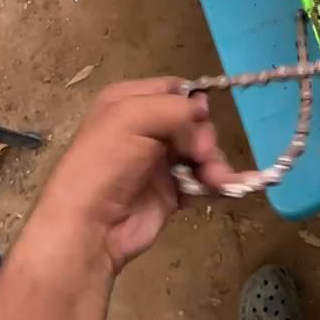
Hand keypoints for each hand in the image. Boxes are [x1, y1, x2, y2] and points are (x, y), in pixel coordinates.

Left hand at [22, 78, 241, 274]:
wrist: (90, 229)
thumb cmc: (105, 163)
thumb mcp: (132, 118)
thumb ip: (174, 107)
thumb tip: (204, 107)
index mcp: (129, 102)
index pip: (173, 89)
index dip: (191, 101)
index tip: (200, 118)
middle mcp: (145, 128)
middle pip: (193, 122)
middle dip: (204, 138)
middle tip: (202, 155)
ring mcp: (159, 161)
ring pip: (202, 151)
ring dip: (214, 163)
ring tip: (217, 180)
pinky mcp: (171, 191)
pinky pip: (203, 179)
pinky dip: (218, 182)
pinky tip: (229, 188)